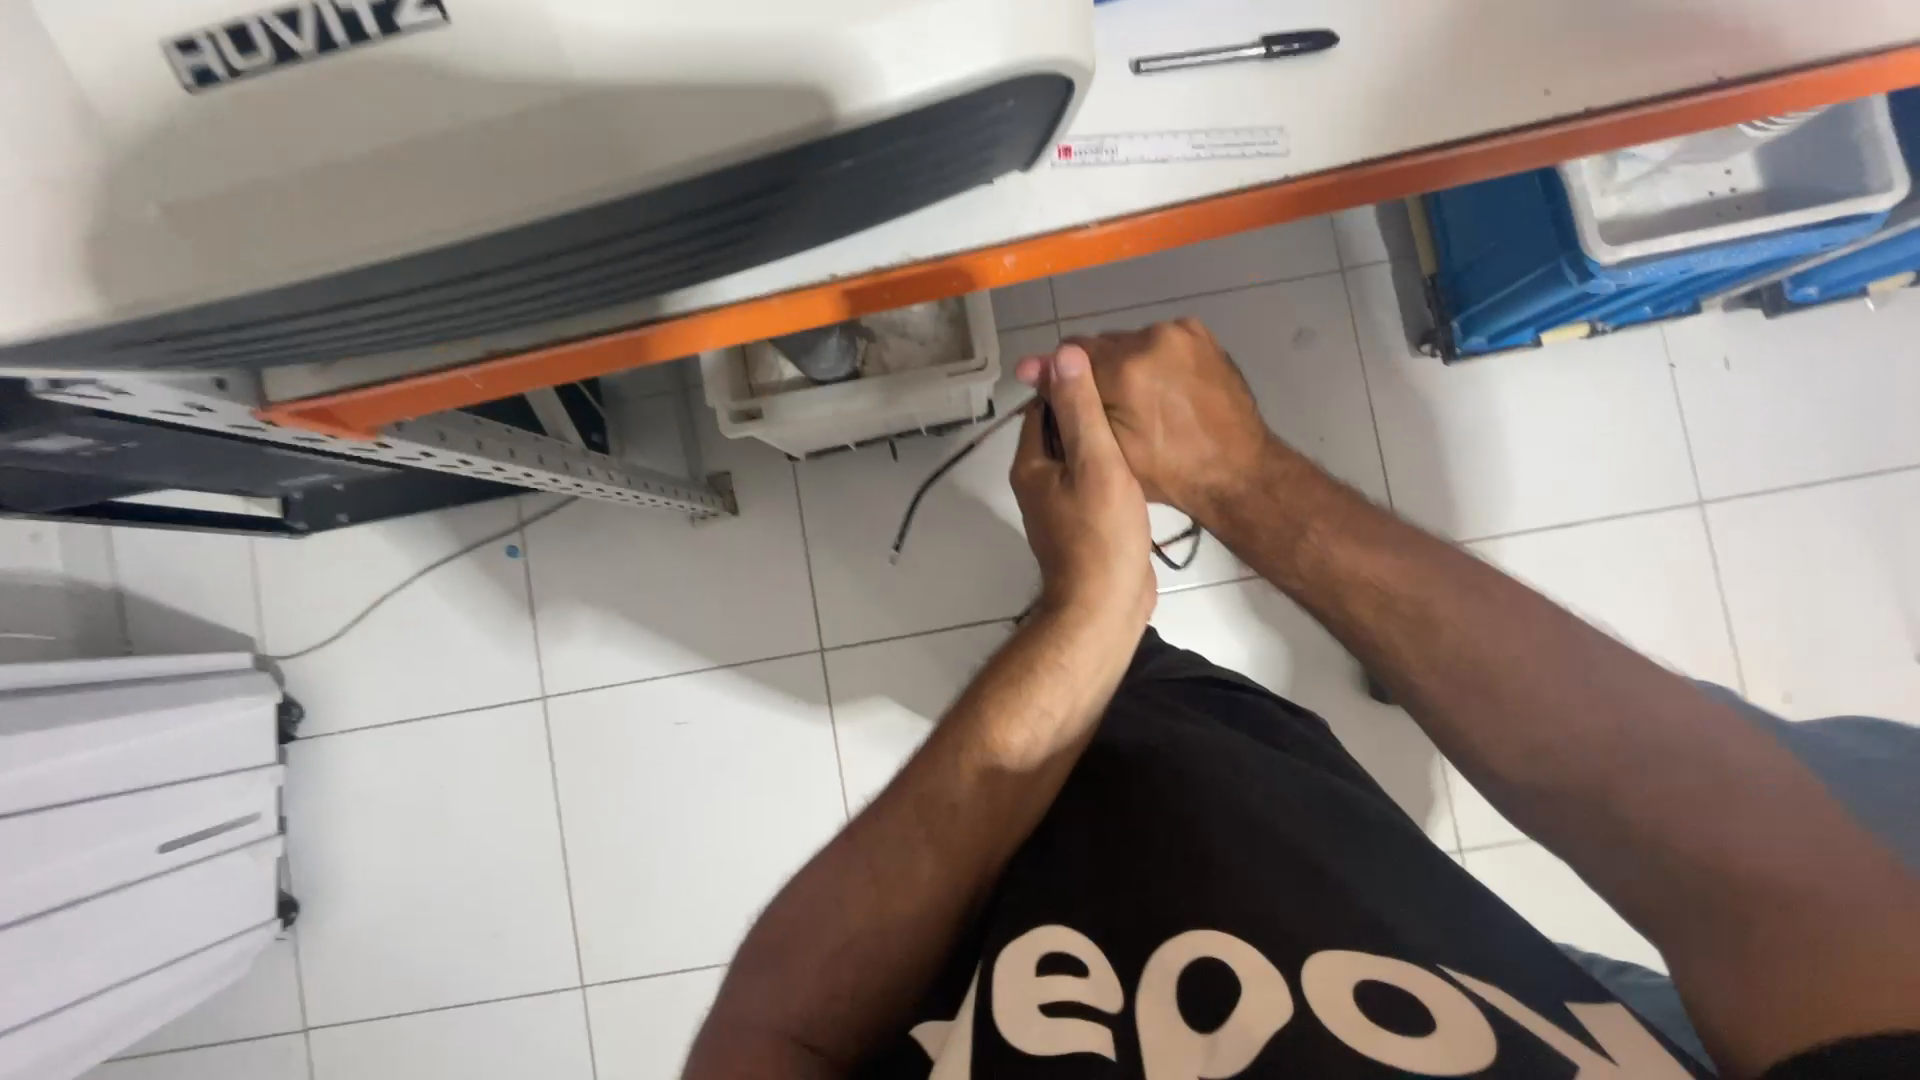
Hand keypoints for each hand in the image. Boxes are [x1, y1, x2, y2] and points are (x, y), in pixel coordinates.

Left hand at [1010, 344, 1155, 629]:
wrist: (1105, 606)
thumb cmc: (1101, 534)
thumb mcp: (1096, 463)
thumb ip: (1081, 410)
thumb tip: (1063, 354)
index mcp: (1030, 464)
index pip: (1043, 406)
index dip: (1072, 385)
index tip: (1111, 372)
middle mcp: (1037, 483)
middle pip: (1060, 431)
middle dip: (1090, 410)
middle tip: (1133, 392)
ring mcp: (1059, 507)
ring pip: (1079, 459)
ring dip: (1104, 440)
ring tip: (1142, 420)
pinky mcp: (1081, 525)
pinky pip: (1092, 484)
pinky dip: (1111, 469)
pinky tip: (1141, 462)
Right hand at [1016, 319, 1276, 529]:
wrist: (1237, 470)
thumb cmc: (1167, 472)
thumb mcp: (1107, 447)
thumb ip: (1068, 402)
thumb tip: (1028, 365)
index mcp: (1124, 368)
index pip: (1069, 354)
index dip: (1059, 374)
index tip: (1058, 395)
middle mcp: (1150, 338)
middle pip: (1101, 346)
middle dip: (1095, 373)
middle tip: (1107, 410)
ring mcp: (1180, 332)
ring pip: (1130, 343)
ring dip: (1125, 366)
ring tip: (1139, 405)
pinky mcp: (1200, 335)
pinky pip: (1159, 341)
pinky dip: (1153, 361)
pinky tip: (1162, 392)